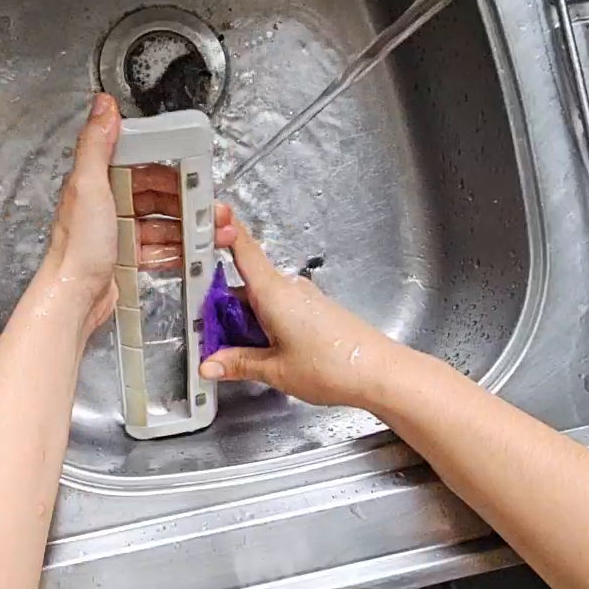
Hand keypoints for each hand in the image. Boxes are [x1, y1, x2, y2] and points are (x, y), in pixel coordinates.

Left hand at [33, 94, 235, 331]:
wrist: (74, 298)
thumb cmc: (76, 249)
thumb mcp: (87, 187)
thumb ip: (96, 145)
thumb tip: (103, 105)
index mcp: (98, 184)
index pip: (143, 167)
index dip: (171, 169)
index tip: (194, 172)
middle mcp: (108, 206)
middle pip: (158, 196)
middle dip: (187, 201)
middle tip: (210, 208)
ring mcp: (119, 234)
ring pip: (163, 223)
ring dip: (189, 227)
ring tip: (212, 232)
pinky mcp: (127, 258)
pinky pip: (160, 249)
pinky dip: (178, 250)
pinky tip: (193, 253)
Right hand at [199, 224, 395, 407]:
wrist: (381, 373)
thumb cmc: (335, 366)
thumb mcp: (275, 370)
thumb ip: (237, 364)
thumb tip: (210, 365)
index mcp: (272, 292)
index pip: (243, 249)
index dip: (224, 230)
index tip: (207, 215)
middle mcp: (287, 288)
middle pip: (243, 284)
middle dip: (222, 307)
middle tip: (207, 336)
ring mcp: (301, 297)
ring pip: (259, 299)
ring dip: (243, 320)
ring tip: (236, 353)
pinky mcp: (312, 309)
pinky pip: (277, 308)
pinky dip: (262, 324)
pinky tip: (263, 351)